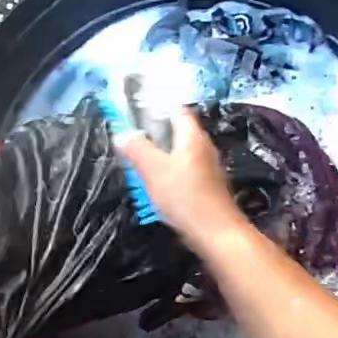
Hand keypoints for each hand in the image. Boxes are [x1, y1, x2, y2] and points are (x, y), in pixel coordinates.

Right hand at [117, 108, 252, 250]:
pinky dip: (168, 171)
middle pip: (177, 129)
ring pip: (179, 151)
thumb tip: (121, 133)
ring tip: (139, 161)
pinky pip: (183, 169)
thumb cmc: (185, 197)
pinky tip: (156, 184)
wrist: (216, 233)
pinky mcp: (206, 186)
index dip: (155, 104)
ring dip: (160, 153)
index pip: (175, 107)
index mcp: (192, 136)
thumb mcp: (153, 170)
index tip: (134, 108)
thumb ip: (136, 148)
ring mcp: (207, 167)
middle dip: (154, 131)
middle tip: (131, 136)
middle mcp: (203, 146)